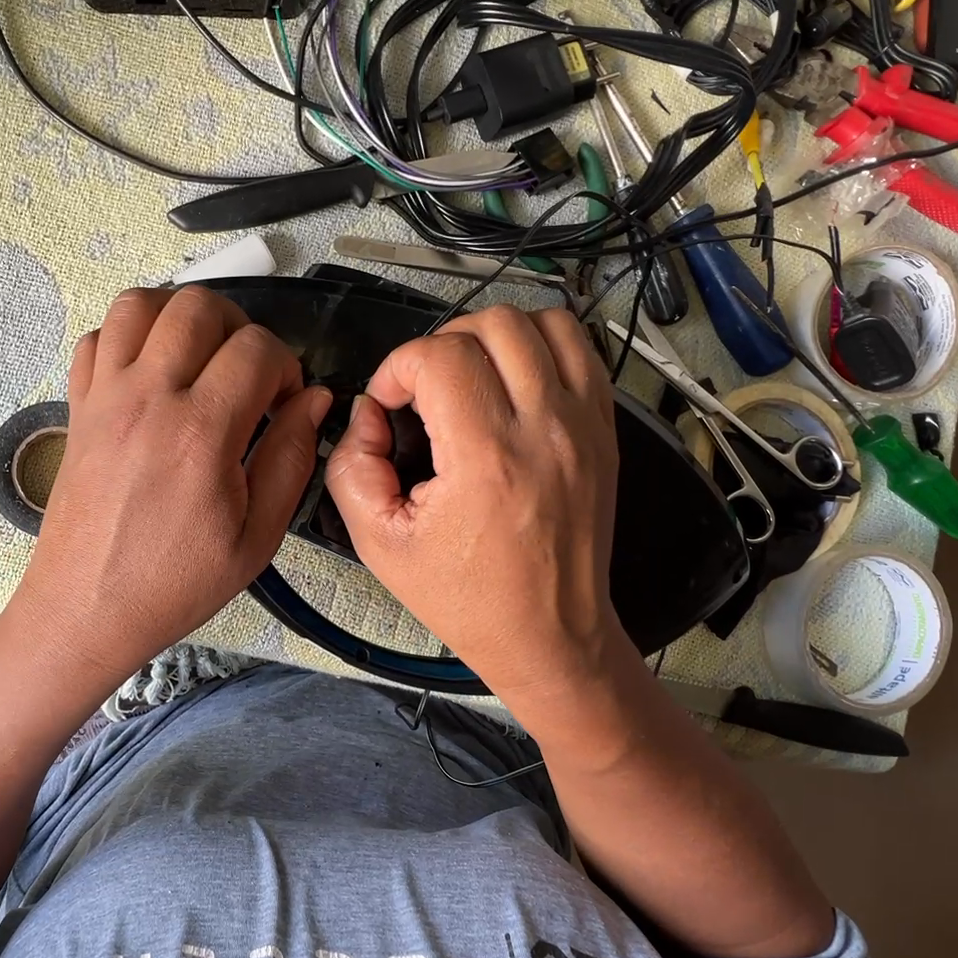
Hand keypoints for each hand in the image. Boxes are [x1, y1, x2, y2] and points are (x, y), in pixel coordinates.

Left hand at [15, 286, 330, 682]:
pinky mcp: (77, 408)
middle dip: (239, 327)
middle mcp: (148, 398)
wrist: (87, 609)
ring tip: (199, 357)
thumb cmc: (175, 584)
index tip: (283, 402)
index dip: (285, 366)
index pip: (256, 349)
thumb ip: (291, 459)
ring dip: (180, 317)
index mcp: (201, 432)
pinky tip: (150, 373)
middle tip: (247, 373)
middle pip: (199, 307)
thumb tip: (313, 400)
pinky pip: (97, 338)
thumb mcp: (256, 538)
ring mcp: (105, 398)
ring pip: (140, 304)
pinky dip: (127, 337)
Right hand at [324, 305, 620, 697]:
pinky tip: (510, 384)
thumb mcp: (380, 544)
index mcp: (487, 460)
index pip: (439, 357)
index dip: (397, 368)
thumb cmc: (468, 598)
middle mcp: (545, 432)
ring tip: (469, 378)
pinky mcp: (604, 432)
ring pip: (544, 322)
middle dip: (441, 344)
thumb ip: (353, 468)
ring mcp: (584, 427)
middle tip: (424, 389)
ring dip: (493, 337)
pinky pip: (581, 350)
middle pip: (493, 325)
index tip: (389, 403)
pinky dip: (540, 348)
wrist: (548, 635)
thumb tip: (367, 414)